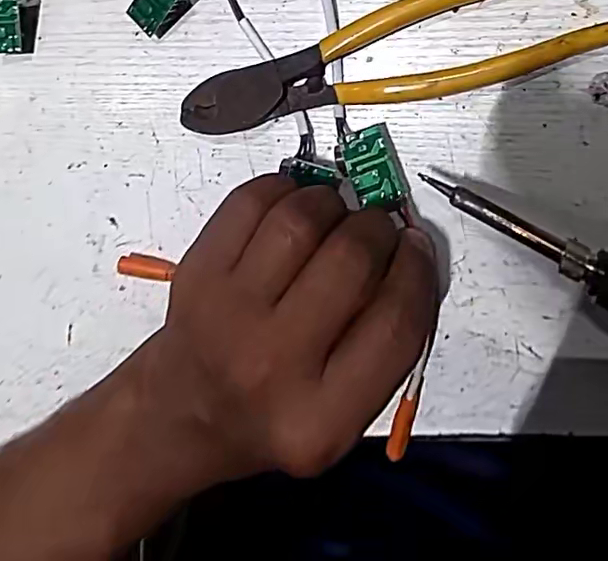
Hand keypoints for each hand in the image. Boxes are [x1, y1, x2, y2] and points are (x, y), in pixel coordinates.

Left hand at [126, 174, 438, 481]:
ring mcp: (229, 312)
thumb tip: (408, 250)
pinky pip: (253, 202)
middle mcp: (271, 364)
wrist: (190, 412)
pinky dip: (285, 189)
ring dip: (332, 202)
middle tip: (375, 228)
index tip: (415, 248)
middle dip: (377, 229)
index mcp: (321, 418)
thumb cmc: (272, 410)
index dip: (417, 270)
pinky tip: (293, 205)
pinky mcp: (199, 271)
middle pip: (352, 260)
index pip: (396, 323)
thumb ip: (386, 343)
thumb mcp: (342, 415)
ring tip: (334, 214)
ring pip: (302, 220)